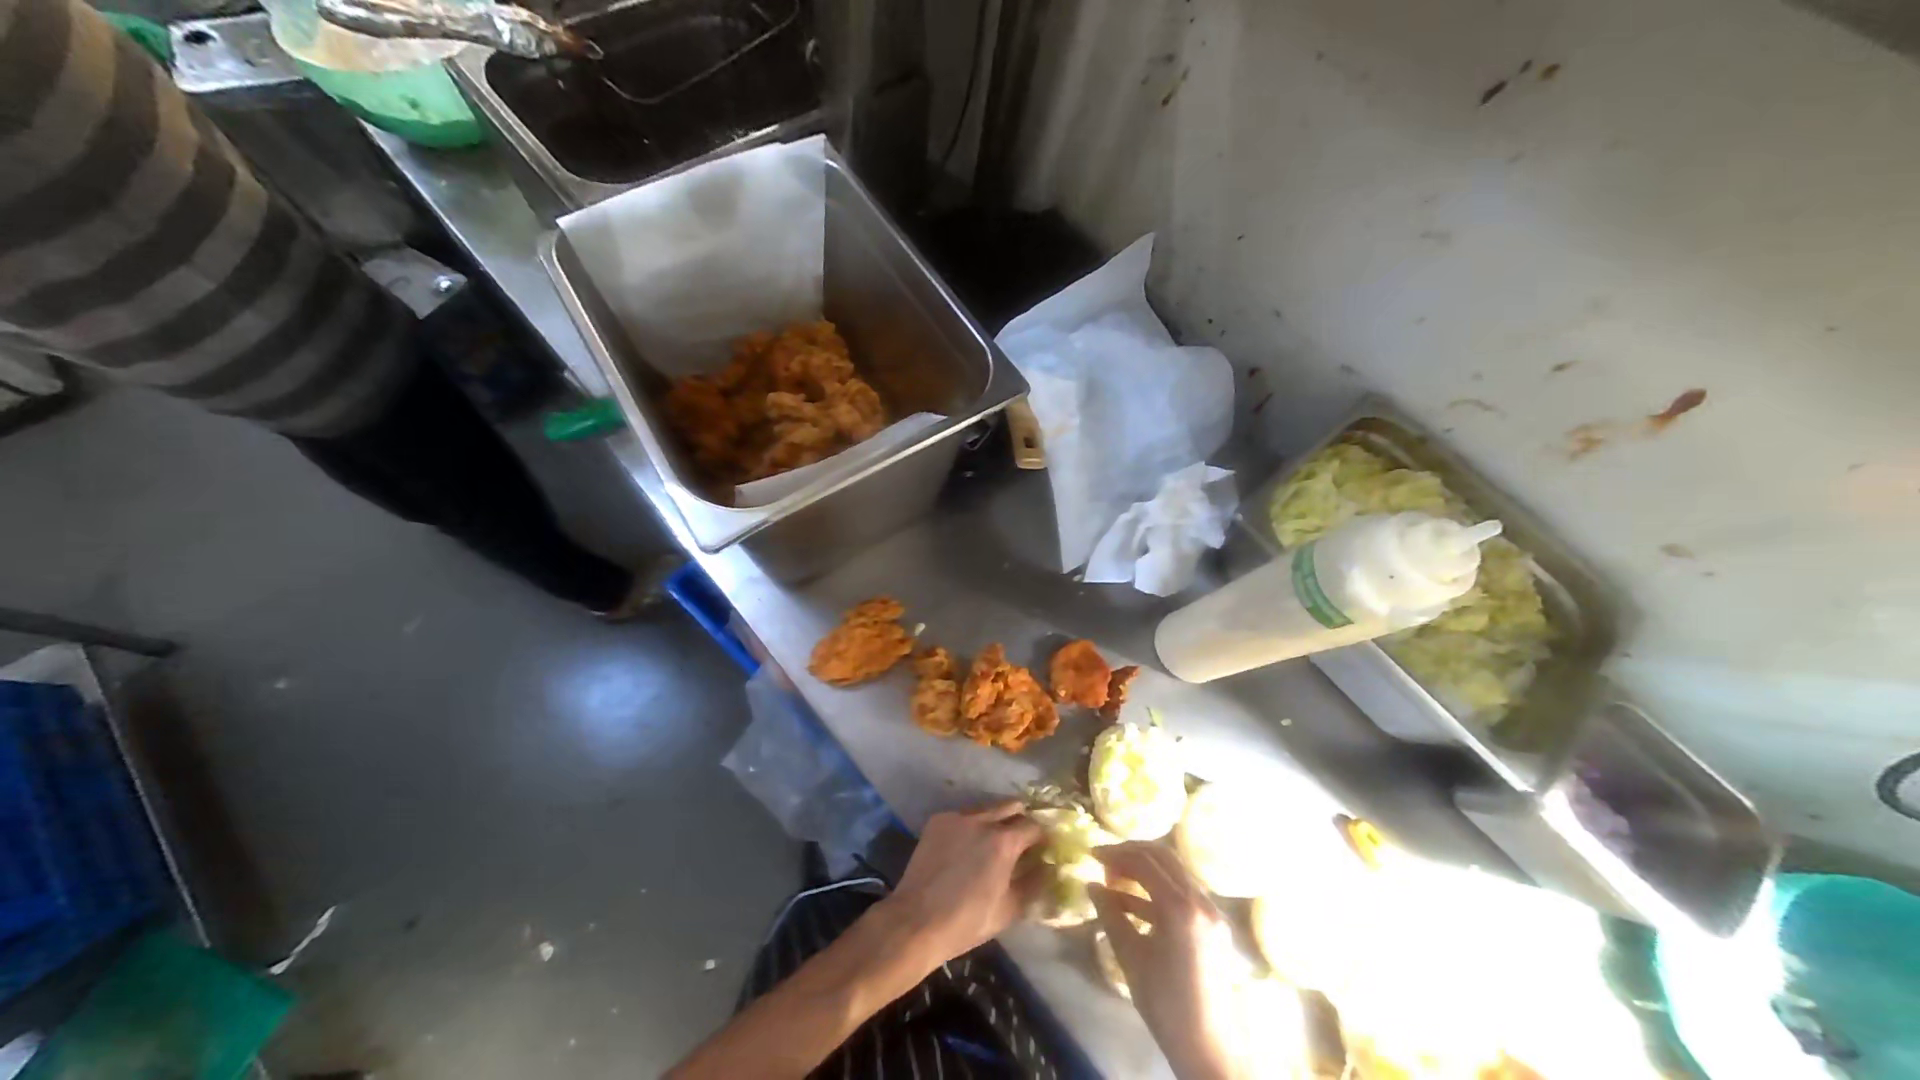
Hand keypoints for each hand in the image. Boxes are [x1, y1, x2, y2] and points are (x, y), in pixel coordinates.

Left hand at [874, 800, 1043, 970]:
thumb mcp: (1009, 908)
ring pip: (986, 808)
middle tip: (1022, 841)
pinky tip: (968, 846)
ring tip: (994, 843)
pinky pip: (964, 815)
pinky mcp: (937, 821)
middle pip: (1012, 806)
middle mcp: (982, 820)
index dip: (1043, 837)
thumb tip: (1050, 868)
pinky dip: (972, 825)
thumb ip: (1034, 884)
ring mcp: (957, 817)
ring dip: (996, 820)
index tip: (1044, 848)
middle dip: (1021, 820)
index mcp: (1004, 841)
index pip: (1034, 826)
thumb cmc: (968, 921)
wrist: (916, 920)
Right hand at [1092, 842, 1247, 1079]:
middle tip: (1104, 862)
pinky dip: (1158, 891)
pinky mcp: (1215, 925)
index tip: (1092, 854)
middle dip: (1131, 854)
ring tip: (1114, 882)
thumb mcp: (1130, 956)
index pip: (1145, 861)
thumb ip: (1110, 914)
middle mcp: (1202, 901)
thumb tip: (1091, 885)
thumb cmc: (1165, 1004)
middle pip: (1163, 858)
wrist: (1209, 1046)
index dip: (1115, 853)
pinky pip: (1183, 894)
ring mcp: (1213, 912)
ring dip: (1145, 871)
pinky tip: (1133, 904)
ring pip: (1175, 873)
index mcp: (1181, 907)